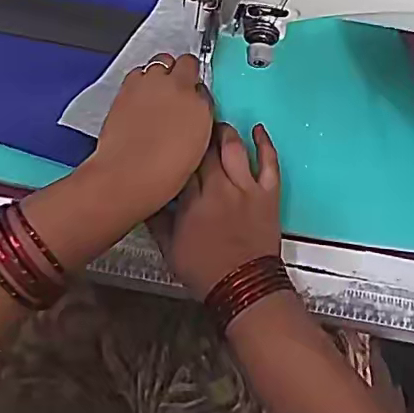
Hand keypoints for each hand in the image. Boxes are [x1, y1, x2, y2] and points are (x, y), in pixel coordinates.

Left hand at [85, 53, 213, 213]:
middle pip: (186, 63)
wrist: (128, 174)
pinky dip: (141, 80)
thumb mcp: (195, 150)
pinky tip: (138, 98)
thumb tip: (192, 114)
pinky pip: (138, 73)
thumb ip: (196, 122)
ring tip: (156, 92)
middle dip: (183, 71)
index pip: (205, 87)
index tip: (193, 99)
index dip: (198, 92)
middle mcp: (178, 88)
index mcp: (200, 106)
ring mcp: (151, 84)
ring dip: (161, 72)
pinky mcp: (127, 87)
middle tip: (177, 88)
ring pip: (160, 62)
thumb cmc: (161, 172)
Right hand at [151, 123, 282, 298]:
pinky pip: (269, 162)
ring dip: (224, 133)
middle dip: (198, 135)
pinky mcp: (268, 193)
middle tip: (191, 127)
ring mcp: (247, 188)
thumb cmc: (205, 271)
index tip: (171, 140)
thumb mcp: (169, 248)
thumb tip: (144, 198)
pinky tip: (258, 129)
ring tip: (216, 125)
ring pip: (233, 148)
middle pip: (206, 150)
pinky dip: (264, 143)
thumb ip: (156, 219)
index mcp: (193, 200)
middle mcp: (219, 187)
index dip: (176, 148)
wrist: (244, 287)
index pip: (182, 163)